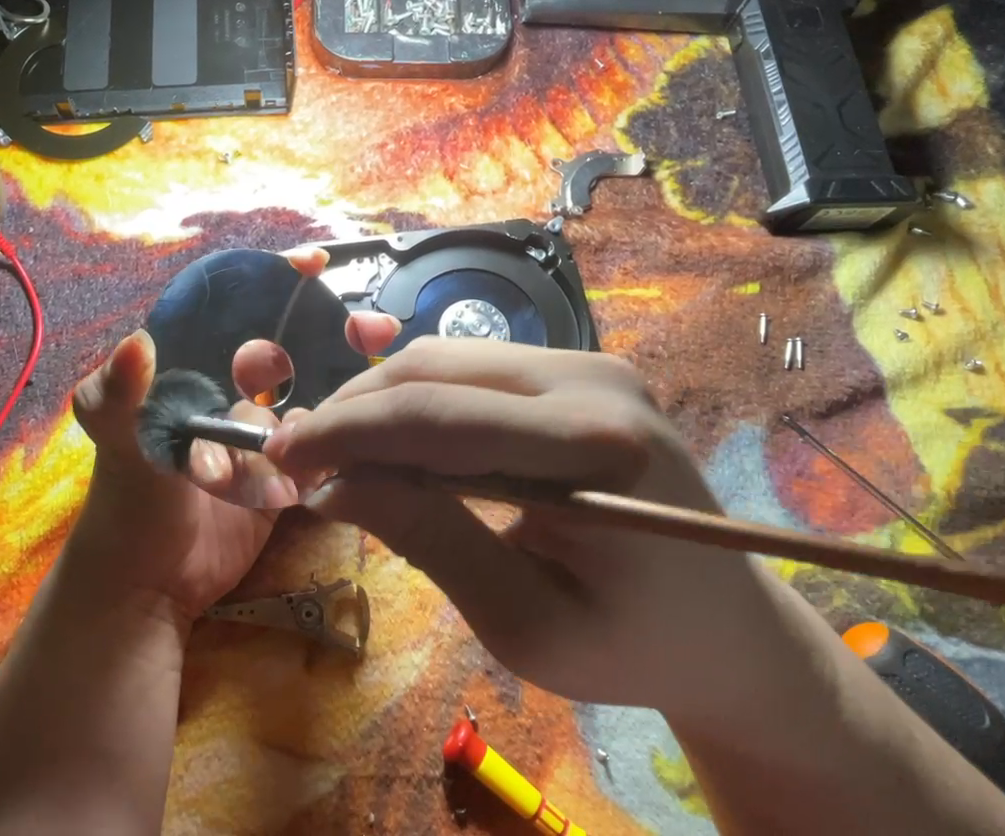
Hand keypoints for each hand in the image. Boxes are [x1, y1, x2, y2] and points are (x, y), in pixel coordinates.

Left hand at [66, 250, 398, 620]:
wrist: (149, 584)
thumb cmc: (127, 502)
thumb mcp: (119, 443)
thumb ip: (117, 395)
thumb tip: (136, 341)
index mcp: (194, 370)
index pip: (237, 311)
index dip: (275, 282)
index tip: (315, 262)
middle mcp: (233, 392)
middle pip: (292, 348)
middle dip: (333, 330)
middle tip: (375, 328)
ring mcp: (266, 435)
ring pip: (315, 398)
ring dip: (344, 391)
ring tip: (372, 385)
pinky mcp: (288, 474)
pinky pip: (324, 448)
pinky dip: (345, 442)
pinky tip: (371, 434)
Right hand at [266, 338, 792, 724]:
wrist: (725, 628)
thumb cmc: (630, 646)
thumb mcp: (523, 623)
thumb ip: (428, 539)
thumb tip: (330, 484)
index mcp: (597, 447)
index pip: (438, 417)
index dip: (346, 432)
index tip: (279, 458)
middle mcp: (596, 380)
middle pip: (436, 369)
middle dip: (352, 410)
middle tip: (294, 457)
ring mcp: (592, 365)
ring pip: (447, 358)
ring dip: (379, 400)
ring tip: (332, 451)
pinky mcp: (579, 371)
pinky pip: (473, 368)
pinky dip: (417, 400)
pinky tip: (389, 439)